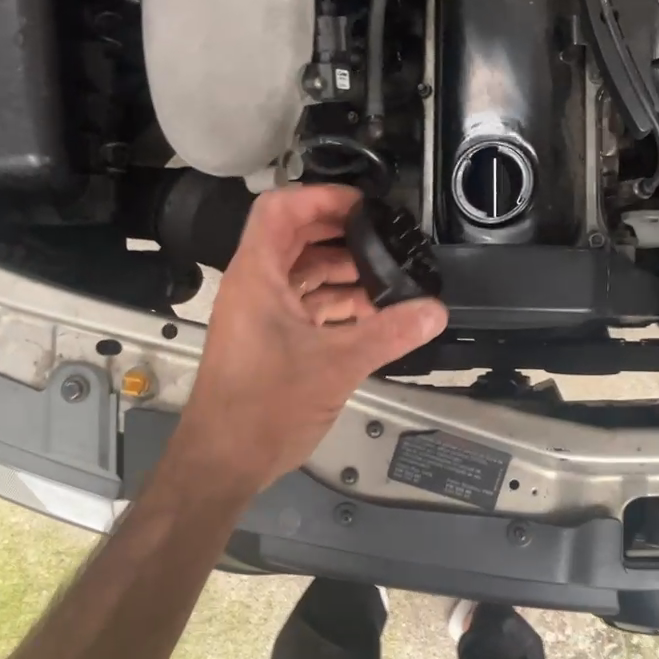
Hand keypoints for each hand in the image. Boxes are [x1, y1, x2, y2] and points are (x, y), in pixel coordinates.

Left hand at [174, 185, 448, 493]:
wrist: (223, 461)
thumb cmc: (264, 406)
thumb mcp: (335, 365)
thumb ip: (388, 334)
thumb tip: (435, 310)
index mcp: (257, 276)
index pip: (280, 209)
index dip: (321, 197)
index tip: (363, 205)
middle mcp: (254, 286)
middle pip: (295, 238)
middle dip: (340, 235)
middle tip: (384, 238)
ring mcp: (259, 314)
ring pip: (302, 275)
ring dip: (342, 273)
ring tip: (387, 279)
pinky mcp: (269, 341)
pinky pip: (304, 306)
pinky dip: (336, 305)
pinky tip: (371, 316)